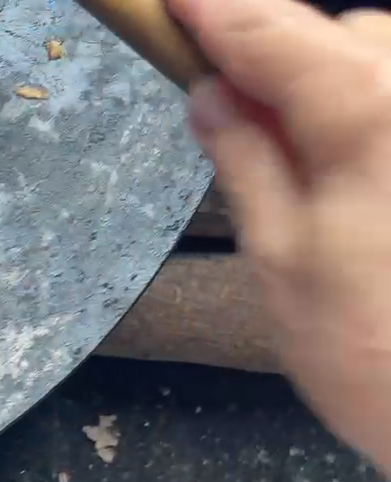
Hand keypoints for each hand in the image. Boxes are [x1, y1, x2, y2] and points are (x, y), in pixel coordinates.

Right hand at [170, 0, 390, 470]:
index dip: (228, 14)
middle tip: (229, 104)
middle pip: (359, 33)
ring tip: (302, 144)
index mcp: (378, 133)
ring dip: (339, 77)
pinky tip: (352, 155)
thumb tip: (209, 94)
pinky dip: (372, 104)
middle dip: (291, 53)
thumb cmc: (370, 347)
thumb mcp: (282, 261)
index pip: (290, 44)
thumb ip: (251, 164)